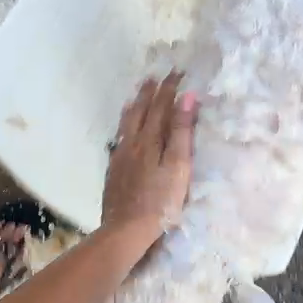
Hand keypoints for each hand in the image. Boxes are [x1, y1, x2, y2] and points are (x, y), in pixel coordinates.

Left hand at [100, 72, 197, 248]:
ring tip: (137, 94)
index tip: (178, 71)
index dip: (170, 88)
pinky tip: (124, 130)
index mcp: (150, 139)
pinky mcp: (114, 172)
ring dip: (134, 105)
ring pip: (126, 123)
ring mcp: (120, 157)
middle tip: (155, 76)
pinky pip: (119, 138)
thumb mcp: (178, 165)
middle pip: (140, 110)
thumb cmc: (160, 200)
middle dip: (150, 92)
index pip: (162, 106)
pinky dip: (124, 125)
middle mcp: (132, 142)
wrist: (125, 231)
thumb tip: (188, 96)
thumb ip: (181, 131)